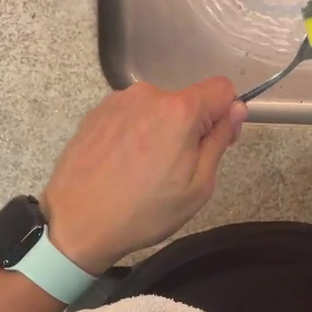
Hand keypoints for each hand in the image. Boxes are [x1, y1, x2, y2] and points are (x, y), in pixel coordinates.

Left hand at [41, 78, 246, 274]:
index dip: (226, 114)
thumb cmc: (142, 212)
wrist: (77, 223)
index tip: (216, 141)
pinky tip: (123, 165)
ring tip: (144, 170)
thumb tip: (235, 111)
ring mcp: (118, 102)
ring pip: (157, 109)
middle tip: (176, 169)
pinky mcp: (96, 112)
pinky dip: (135, 134)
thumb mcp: (197, 187)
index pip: (222, 89)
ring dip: (160, 131)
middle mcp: (148, 95)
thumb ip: (219, 141)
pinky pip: (131, 115)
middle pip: (187, 101)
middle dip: (190, 128)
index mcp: (179, 111)